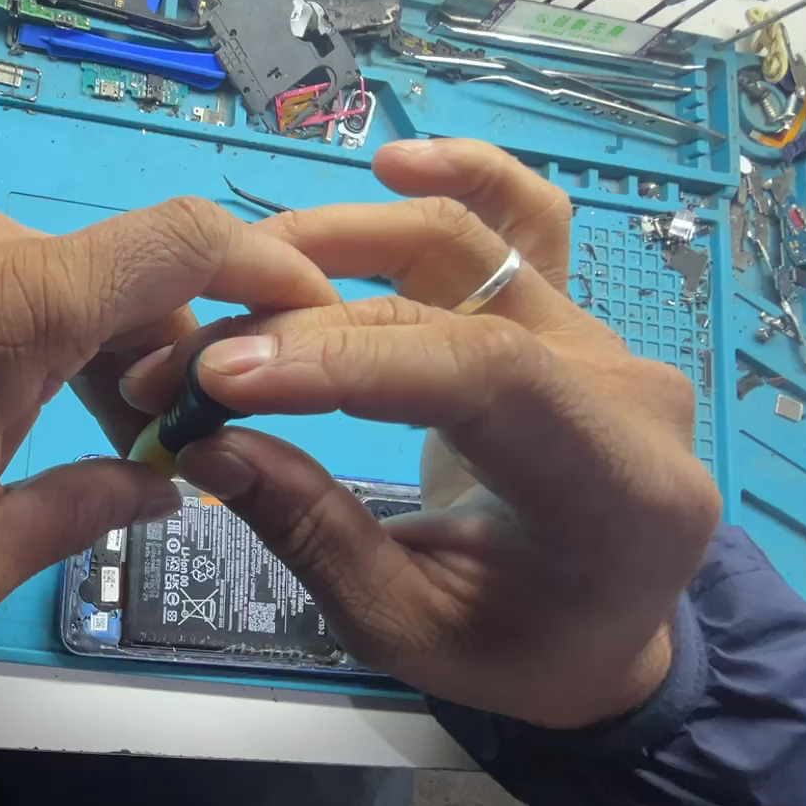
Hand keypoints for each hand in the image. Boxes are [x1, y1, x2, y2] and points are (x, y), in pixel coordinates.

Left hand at [0, 196, 339, 623]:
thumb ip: (95, 506)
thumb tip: (173, 482)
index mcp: (13, 305)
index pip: (184, 238)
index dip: (269, 265)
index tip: (313, 319)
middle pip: (139, 268)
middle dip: (186, 345)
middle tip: (191, 438)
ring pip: (82, 280)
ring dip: (120, 349)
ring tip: (117, 438)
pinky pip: (25, 284)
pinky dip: (64, 338)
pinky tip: (49, 408)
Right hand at [122, 139, 718, 728]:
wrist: (597, 632)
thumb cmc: (508, 646)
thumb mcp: (399, 624)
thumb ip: (311, 534)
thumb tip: (206, 445)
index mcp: (614, 489)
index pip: (477, 378)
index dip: (339, 361)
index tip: (216, 376)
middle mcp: (622, 387)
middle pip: (442, 306)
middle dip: (292, 326)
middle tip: (182, 362)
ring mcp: (597, 337)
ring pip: (464, 242)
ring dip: (338, 241)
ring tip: (240, 267)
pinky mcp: (562, 318)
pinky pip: (521, 223)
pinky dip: (461, 179)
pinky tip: (394, 160)